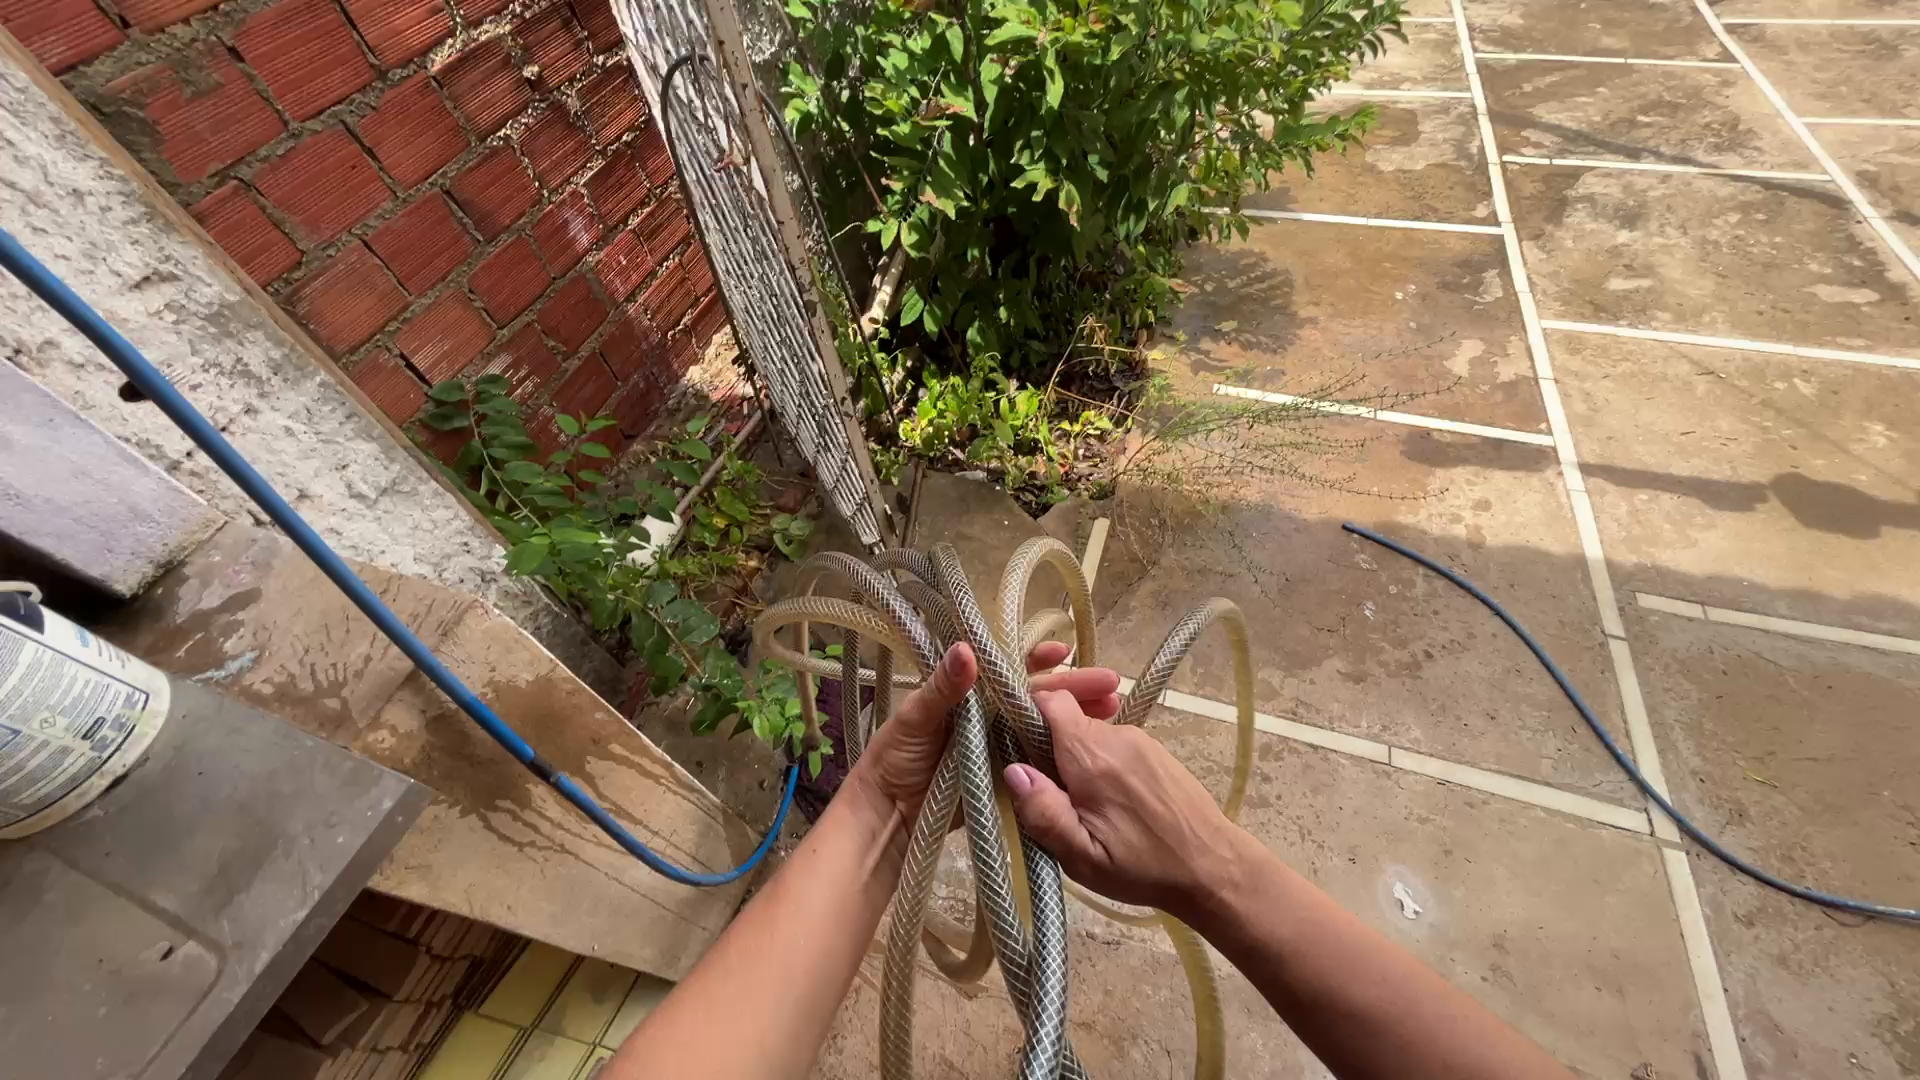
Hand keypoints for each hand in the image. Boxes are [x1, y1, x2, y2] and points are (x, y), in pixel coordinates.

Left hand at [851, 640, 1121, 824]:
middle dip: (1075, 690)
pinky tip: (1093, 757)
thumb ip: (942, 688)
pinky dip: (1065, 758)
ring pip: (1044, 730)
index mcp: (968, 695)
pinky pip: (1039, 763)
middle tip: (1111, 685)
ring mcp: (999, 748)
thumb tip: (967, 649)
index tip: (1066, 651)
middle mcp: (988, 717)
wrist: (888, 817)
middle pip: (1037, 700)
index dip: (1038, 660)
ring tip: (1115, 715)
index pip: (1008, 670)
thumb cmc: (896, 760)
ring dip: (1078, 721)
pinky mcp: (1006, 779)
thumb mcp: (915, 720)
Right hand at [1003, 691, 1244, 919]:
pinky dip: (1100, 764)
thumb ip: (1044, 812)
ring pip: (1089, 734)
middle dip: (1048, 747)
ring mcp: (1138, 737)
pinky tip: (1112, 802)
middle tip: (1050, 792)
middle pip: (1066, 718)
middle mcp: (1114, 734)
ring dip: (1076, 760)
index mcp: (1090, 754)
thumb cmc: (1143, 867)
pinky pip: (1112, 744)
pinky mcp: (1154, 749)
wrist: (1214, 867)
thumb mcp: (1083, 856)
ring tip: (1085, 806)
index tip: (1016, 745)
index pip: (1048, 699)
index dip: (1026, 714)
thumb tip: (1013, 770)